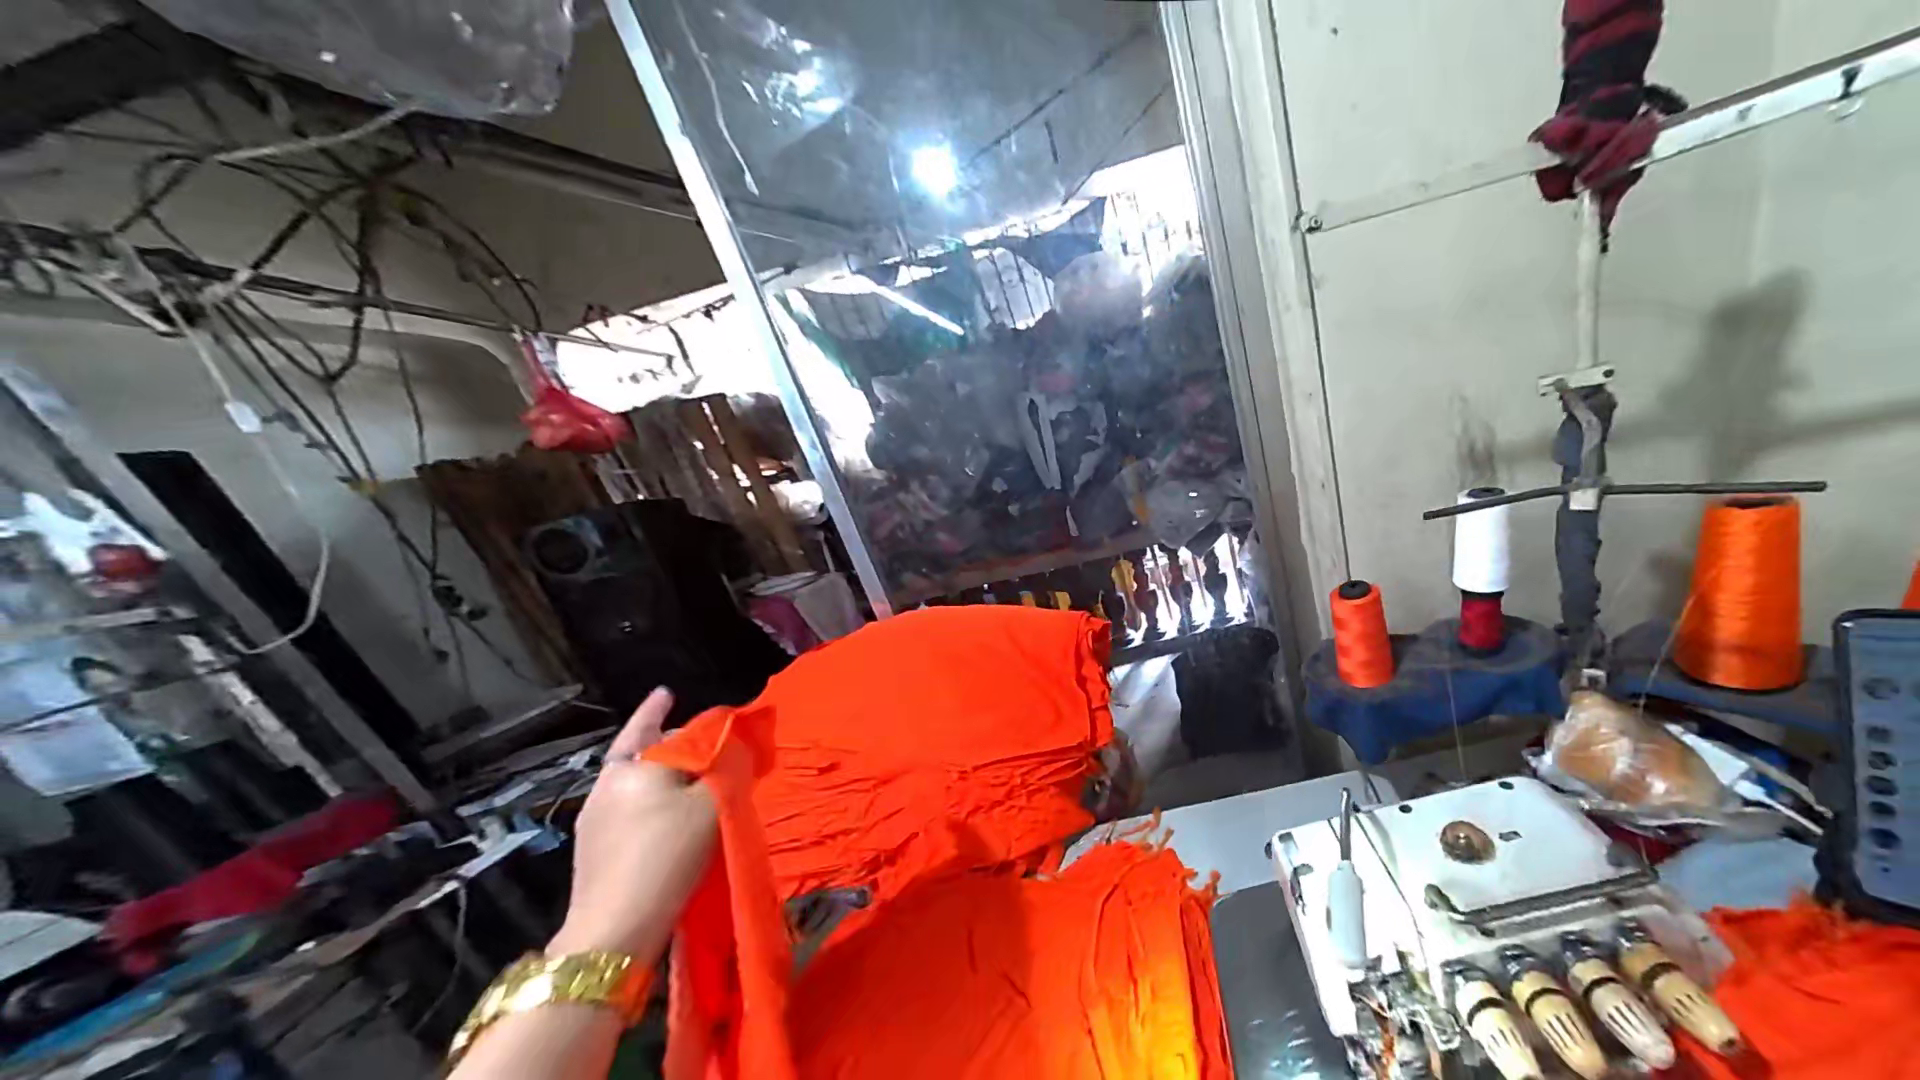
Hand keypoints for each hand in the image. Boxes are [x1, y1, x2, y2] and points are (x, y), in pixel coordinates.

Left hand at [547, 688, 715, 960]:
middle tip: (680, 723)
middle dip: (662, 731)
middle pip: (642, 744)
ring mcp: (594, 813)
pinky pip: (624, 800)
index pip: (672, 728)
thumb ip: (728, 769)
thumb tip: (738, 744)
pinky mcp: (590, 843)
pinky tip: (656, 804)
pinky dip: (643, 791)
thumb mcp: (711, 807)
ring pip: (630, 773)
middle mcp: (611, 779)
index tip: (678, 697)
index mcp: (638, 763)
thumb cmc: (667, 857)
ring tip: (669, 758)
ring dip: (651, 760)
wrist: (613, 931)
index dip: (684, 715)